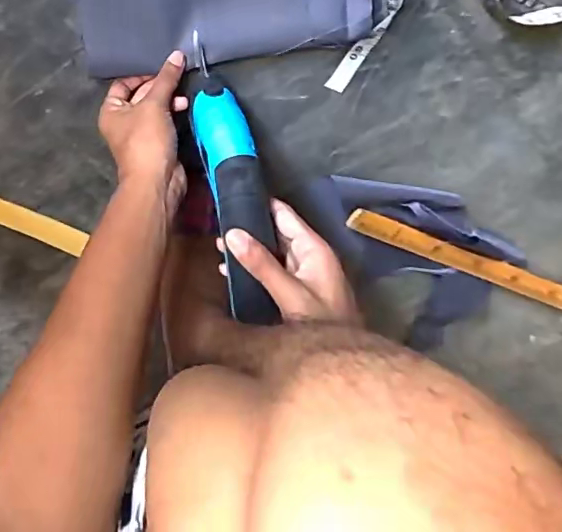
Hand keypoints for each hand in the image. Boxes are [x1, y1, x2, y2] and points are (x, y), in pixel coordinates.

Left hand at [98, 51, 188, 198]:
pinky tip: (187, 105)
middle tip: (179, 75)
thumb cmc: (146, 139)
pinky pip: (165, 121)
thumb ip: (166, 79)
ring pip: (156, 108)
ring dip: (170, 99)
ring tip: (185, 95)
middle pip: (142, 94)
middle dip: (160, 85)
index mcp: (111, 110)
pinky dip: (174, 112)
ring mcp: (140, 133)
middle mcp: (122, 121)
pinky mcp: (157, 142)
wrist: (157, 181)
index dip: (141, 74)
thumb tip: (177, 55)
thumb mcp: (154, 104)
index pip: (124, 83)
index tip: (162, 67)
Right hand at [223, 200, 359, 325]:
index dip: (260, 203)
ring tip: (218, 245)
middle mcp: (310, 257)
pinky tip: (231, 270)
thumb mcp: (289, 293)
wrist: (342, 367)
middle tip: (218, 222)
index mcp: (314, 249)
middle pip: (276, 232)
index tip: (233, 195)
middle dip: (249, 227)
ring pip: (272, 252)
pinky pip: (272, 270)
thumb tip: (232, 233)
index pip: (284, 215)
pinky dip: (253, 267)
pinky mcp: (298, 292)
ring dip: (248, 249)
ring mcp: (305, 275)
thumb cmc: (322, 325)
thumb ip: (261, 263)